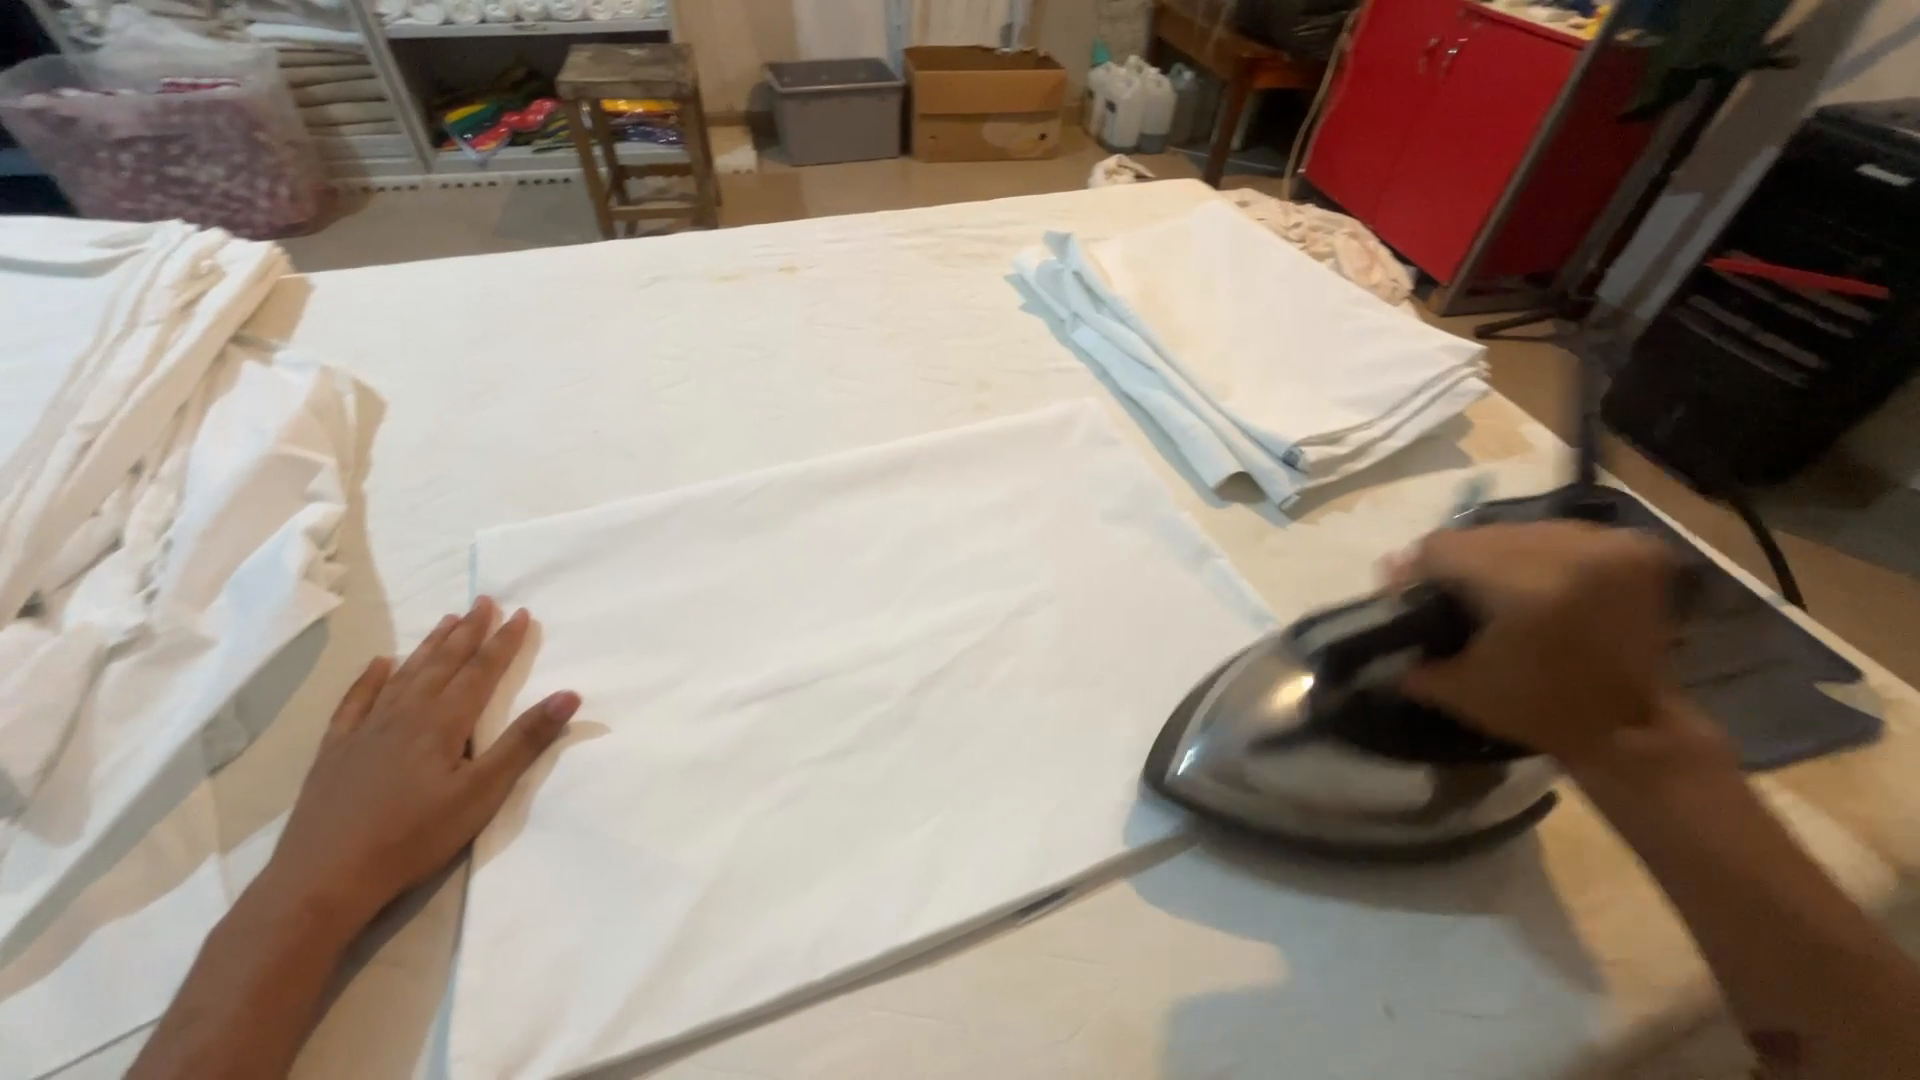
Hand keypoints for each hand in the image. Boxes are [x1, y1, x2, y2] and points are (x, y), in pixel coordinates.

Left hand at [265, 597, 579, 925]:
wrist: (323, 879)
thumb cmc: (414, 836)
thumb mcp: (483, 793)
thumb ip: (525, 741)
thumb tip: (569, 694)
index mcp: (443, 721)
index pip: (482, 671)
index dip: (504, 642)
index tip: (521, 613)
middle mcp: (405, 714)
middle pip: (443, 663)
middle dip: (468, 631)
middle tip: (484, 601)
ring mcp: (365, 731)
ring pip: (405, 676)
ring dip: (429, 646)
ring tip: (447, 621)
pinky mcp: (336, 752)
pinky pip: (356, 702)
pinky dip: (370, 679)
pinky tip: (379, 664)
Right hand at [1390, 521, 1711, 770]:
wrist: (1633, 729)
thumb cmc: (1538, 711)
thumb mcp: (1456, 685)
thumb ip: (1406, 642)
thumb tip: (1380, 590)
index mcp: (1525, 588)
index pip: (1443, 547)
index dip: (1414, 568)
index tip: (1402, 590)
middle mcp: (1570, 554)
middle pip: (1479, 535)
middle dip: (1453, 562)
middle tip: (1440, 590)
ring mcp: (1608, 546)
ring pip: (1518, 529)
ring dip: (1494, 554)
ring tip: (1484, 584)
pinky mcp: (1634, 548)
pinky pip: (1559, 533)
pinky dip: (1536, 552)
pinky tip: (1528, 578)